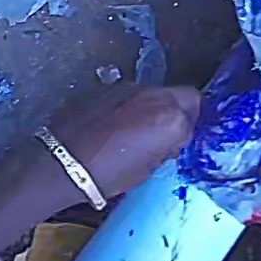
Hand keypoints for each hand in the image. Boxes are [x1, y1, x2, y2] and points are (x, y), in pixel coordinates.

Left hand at [41, 85, 201, 202]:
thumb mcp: (147, 169)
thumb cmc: (109, 173)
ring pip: (158, 92)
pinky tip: (117, 124)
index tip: (177, 144)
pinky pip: (133, 93)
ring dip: (156, 106)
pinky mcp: (110, 86)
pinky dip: (133, 105)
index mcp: (173, 120)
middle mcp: (157, 96)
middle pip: (185, 96)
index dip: (188, 132)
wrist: (64, 161)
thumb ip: (166, 147)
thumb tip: (168, 140)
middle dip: (182, 111)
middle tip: (168, 132)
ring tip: (139, 129)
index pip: (196, 118)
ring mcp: (132, 88)